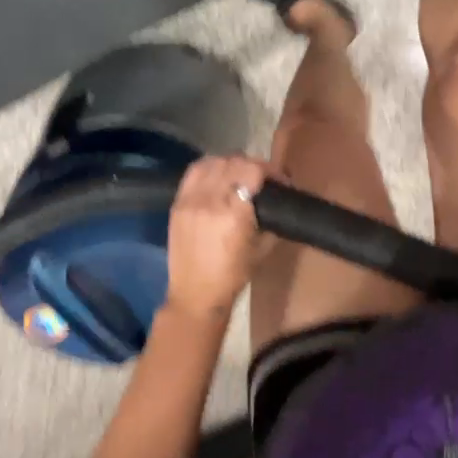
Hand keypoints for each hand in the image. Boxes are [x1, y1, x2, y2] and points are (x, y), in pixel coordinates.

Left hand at [163, 155, 265, 320]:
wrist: (195, 295)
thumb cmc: (234, 275)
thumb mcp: (264, 246)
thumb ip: (271, 217)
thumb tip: (279, 198)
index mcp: (234, 214)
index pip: (253, 171)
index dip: (271, 170)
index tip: (280, 180)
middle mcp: (210, 201)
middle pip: (235, 162)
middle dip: (254, 166)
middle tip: (263, 179)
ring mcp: (190, 200)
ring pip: (215, 162)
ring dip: (232, 163)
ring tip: (240, 175)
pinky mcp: (177, 203)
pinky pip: (194, 171)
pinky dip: (211, 166)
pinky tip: (219, 174)